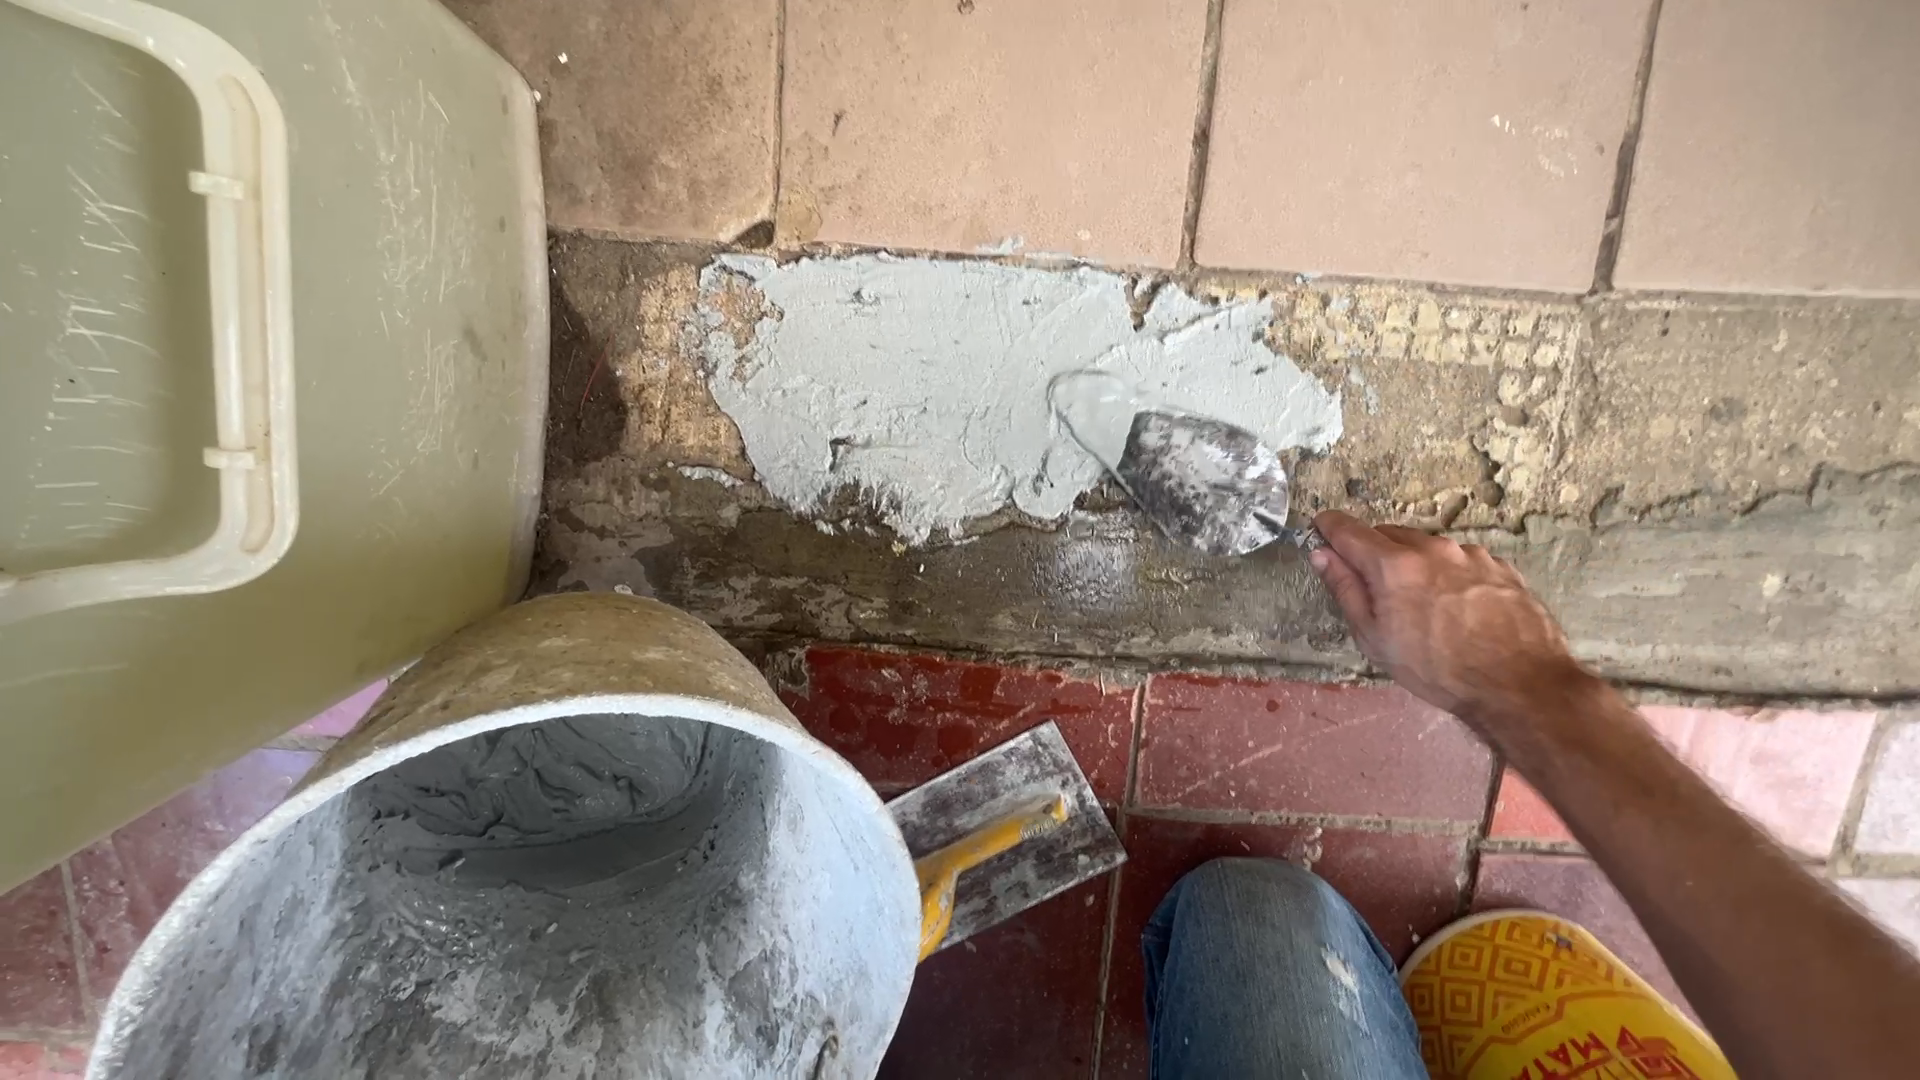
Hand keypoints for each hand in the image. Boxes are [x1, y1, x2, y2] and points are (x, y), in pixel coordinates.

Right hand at [1307, 510, 1586, 721]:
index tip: (1319, 528)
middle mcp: (1432, 548)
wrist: (1520, 685)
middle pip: (1387, 535)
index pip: (1347, 530)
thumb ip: (1345, 589)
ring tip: (1419, 601)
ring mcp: (1471, 555)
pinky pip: (1460, 559)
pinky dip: (1446, 572)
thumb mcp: (1373, 637)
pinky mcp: (1500, 567)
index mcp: (1393, 564)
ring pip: (1426, 546)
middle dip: (1372, 551)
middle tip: (1372, 586)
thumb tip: (1321, 554)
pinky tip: (1455, 605)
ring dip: (1412, 562)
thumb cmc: (1435, 668)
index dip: (1328, 527)